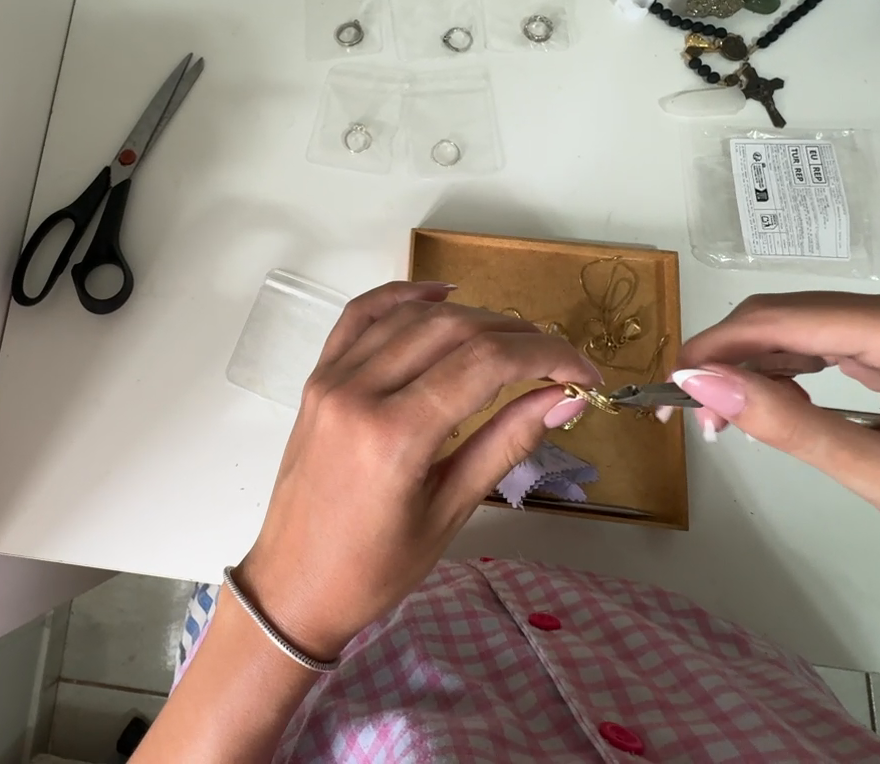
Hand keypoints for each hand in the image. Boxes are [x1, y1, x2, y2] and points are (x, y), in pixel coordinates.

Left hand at [237, 281, 598, 658]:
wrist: (294, 583)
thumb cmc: (376, 567)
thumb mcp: (450, 511)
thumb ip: (507, 443)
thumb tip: (565, 398)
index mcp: (394, 433)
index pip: (485, 363)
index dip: (546, 355)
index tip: (585, 374)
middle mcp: (358, 390)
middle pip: (452, 329)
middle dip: (516, 334)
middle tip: (556, 360)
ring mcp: (331, 377)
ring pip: (410, 316)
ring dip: (470, 316)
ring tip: (513, 338)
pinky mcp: (317, 376)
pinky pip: (359, 316)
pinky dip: (401, 296)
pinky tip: (440, 296)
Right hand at [673, 290, 879, 607]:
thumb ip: (789, 425)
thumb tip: (699, 381)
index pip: (787, 319)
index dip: (718, 346)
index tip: (670, 384)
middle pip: (788, 317)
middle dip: (731, 359)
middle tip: (694, 414)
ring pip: (799, 329)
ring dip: (752, 367)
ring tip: (722, 417)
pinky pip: (825, 345)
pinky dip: (784, 373)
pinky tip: (770, 405)